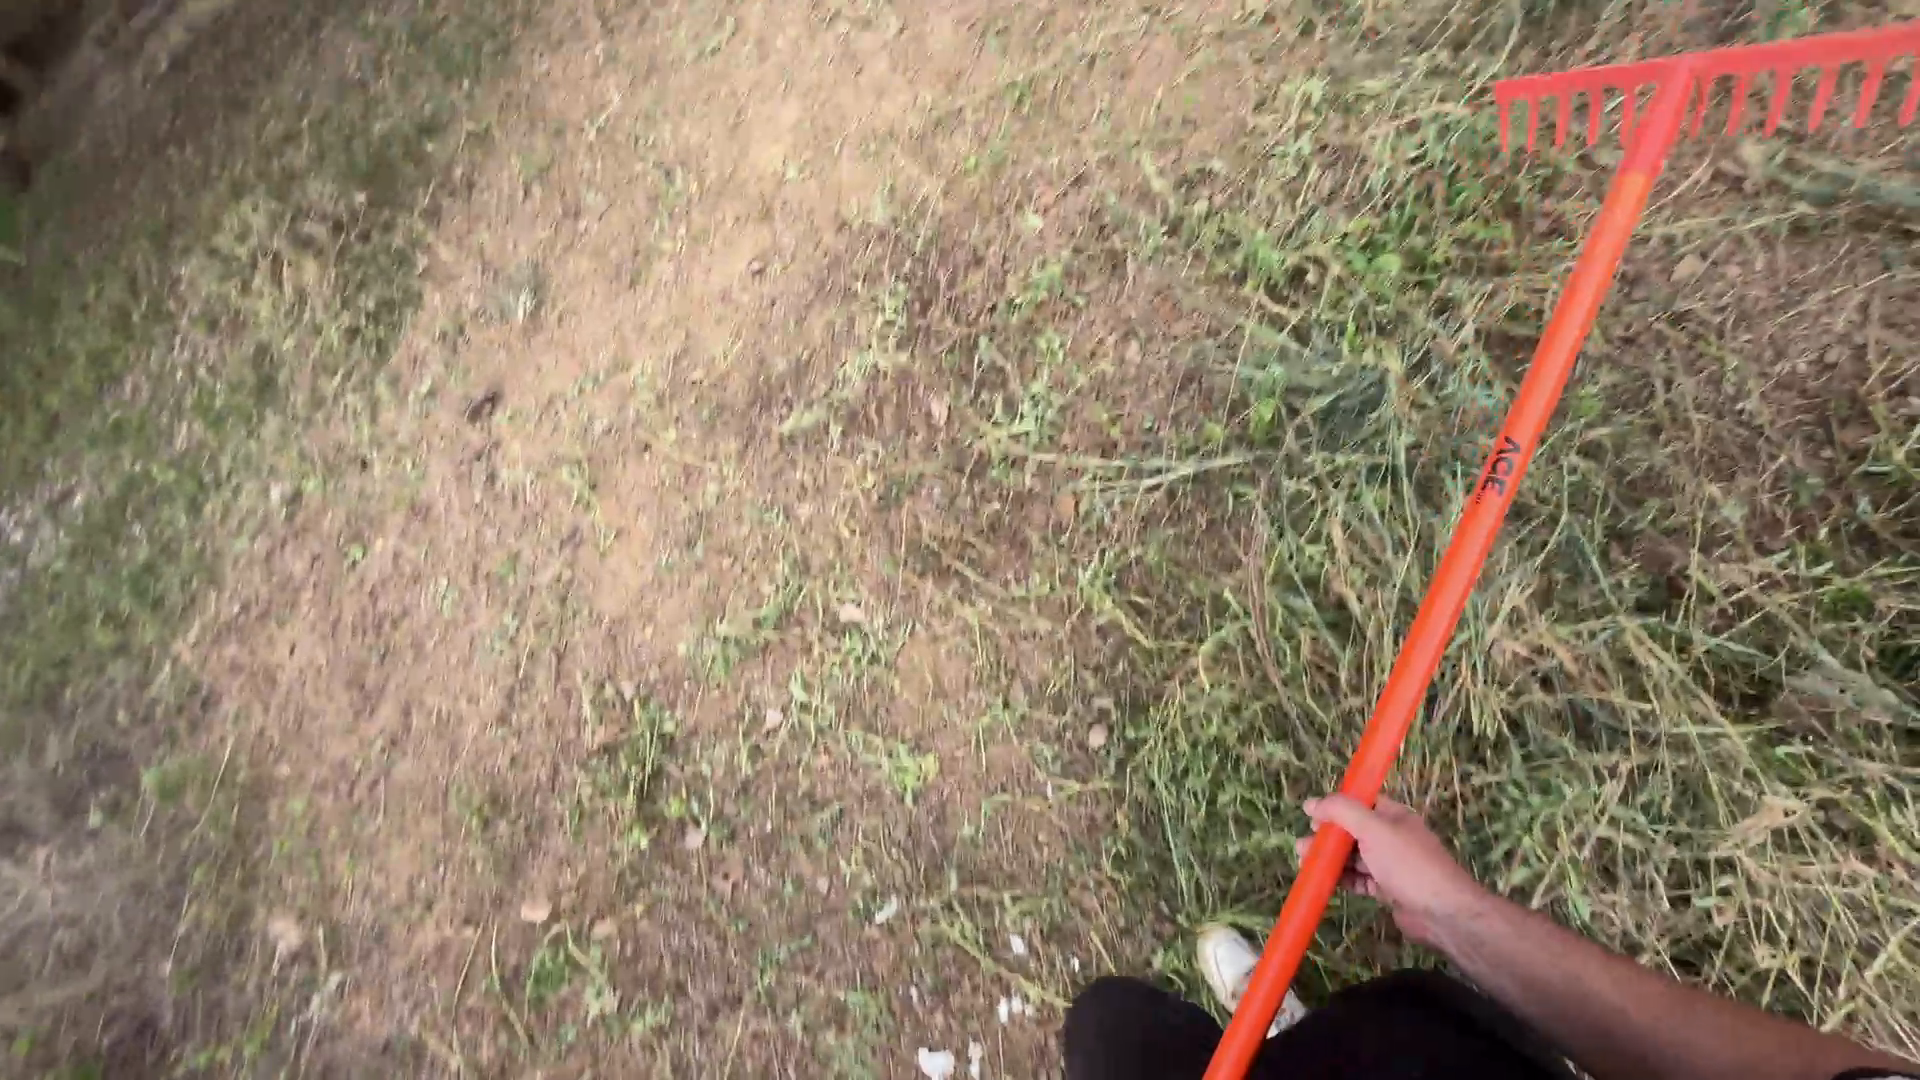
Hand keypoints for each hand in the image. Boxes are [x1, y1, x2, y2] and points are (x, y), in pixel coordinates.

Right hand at [1294, 794, 1489, 948]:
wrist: (1445, 915)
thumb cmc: (1408, 864)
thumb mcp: (1373, 829)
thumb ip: (1341, 811)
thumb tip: (1311, 803)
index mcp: (1392, 816)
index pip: (1359, 803)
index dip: (1334, 807)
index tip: (1312, 817)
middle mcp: (1391, 837)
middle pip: (1351, 830)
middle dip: (1326, 837)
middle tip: (1304, 846)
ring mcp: (1390, 864)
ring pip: (1352, 856)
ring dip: (1329, 859)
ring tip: (1305, 864)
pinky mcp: (1388, 888)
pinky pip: (1359, 878)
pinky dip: (1342, 878)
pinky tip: (1325, 882)